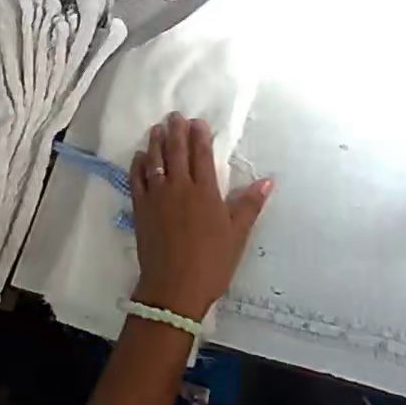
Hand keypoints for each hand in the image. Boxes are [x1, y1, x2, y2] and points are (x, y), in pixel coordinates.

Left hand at [127, 113, 273, 321]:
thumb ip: (250, 205)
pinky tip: (139, 157)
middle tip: (174, 116)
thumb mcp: (237, 235)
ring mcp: (157, 198)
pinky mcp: (140, 210)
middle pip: (176, 152)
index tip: (198, 122)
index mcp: (205, 192)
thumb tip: (268, 180)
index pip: (202, 155)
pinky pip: (137, 180)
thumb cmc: (211, 262)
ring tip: (157, 128)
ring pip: (155, 162)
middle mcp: (179, 188)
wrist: (173, 288)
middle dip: (176, 132)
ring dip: (156, 143)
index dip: (200, 136)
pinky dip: (138, 166)